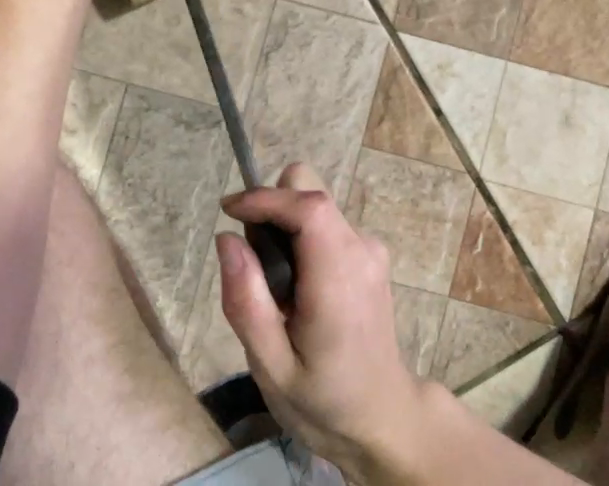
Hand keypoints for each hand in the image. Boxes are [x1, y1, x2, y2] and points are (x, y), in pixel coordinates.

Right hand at [217, 165, 437, 478]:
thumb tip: (227, 238)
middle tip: (257, 269)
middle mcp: (361, 248)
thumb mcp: (271, 365)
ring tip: (279, 294)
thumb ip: (246, 301)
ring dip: (285, 231)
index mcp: (339, 275)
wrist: (381, 417)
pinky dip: (301, 241)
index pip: (307, 204)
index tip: (228, 213)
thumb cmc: (323, 400)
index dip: (264, 198)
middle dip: (272, 212)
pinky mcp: (368, 254)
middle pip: (310, 192)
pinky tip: (298, 293)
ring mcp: (370, 249)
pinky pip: (324, 225)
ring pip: (314, 205)